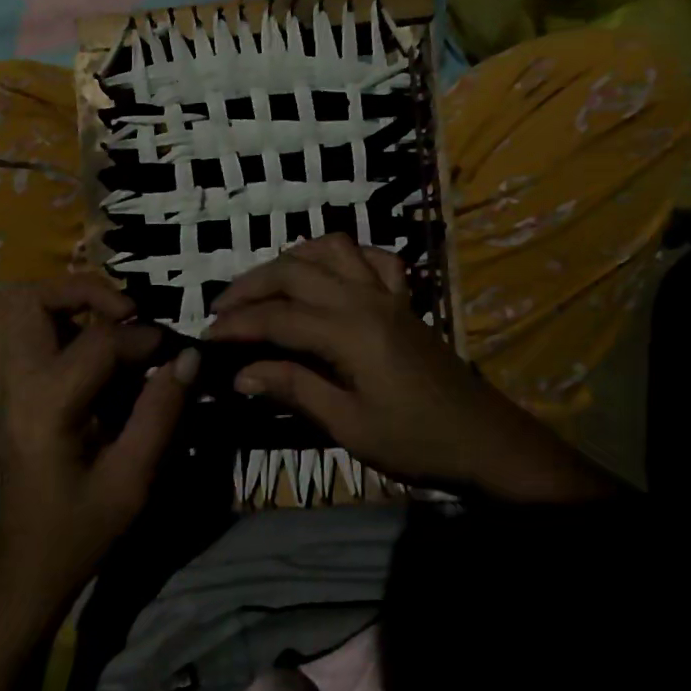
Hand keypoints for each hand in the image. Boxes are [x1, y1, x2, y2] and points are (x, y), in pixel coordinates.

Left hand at [0, 277, 198, 601]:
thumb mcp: (134, 477)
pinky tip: (81, 341)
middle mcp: (15, 385)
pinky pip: (9, 331)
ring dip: (60, 300)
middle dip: (85, 292)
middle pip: (31, 301)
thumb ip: (161, 411)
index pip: (98, 342)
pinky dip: (44, 319)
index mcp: (47, 406)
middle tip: (128, 314)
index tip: (175, 351)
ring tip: (104, 320)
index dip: (145, 338)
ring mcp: (3, 386)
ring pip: (9, 308)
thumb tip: (189, 357)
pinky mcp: (6, 392)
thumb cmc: (82, 528)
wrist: (28, 566)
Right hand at [206, 235, 617, 502]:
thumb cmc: (415, 441)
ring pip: (333, 249)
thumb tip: (242, 373)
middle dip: (253, 284)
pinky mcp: (404, 301)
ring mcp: (389, 294)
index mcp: (349, 332)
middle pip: (296, 271)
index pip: (278, 317)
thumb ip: (294, 388)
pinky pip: (375, 258)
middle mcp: (366, 299)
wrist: (483, 439)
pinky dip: (346, 256)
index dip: (238, 325)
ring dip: (294, 258)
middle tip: (223, 308)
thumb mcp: (348, 424)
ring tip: (268, 285)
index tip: (207, 336)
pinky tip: (330, 275)